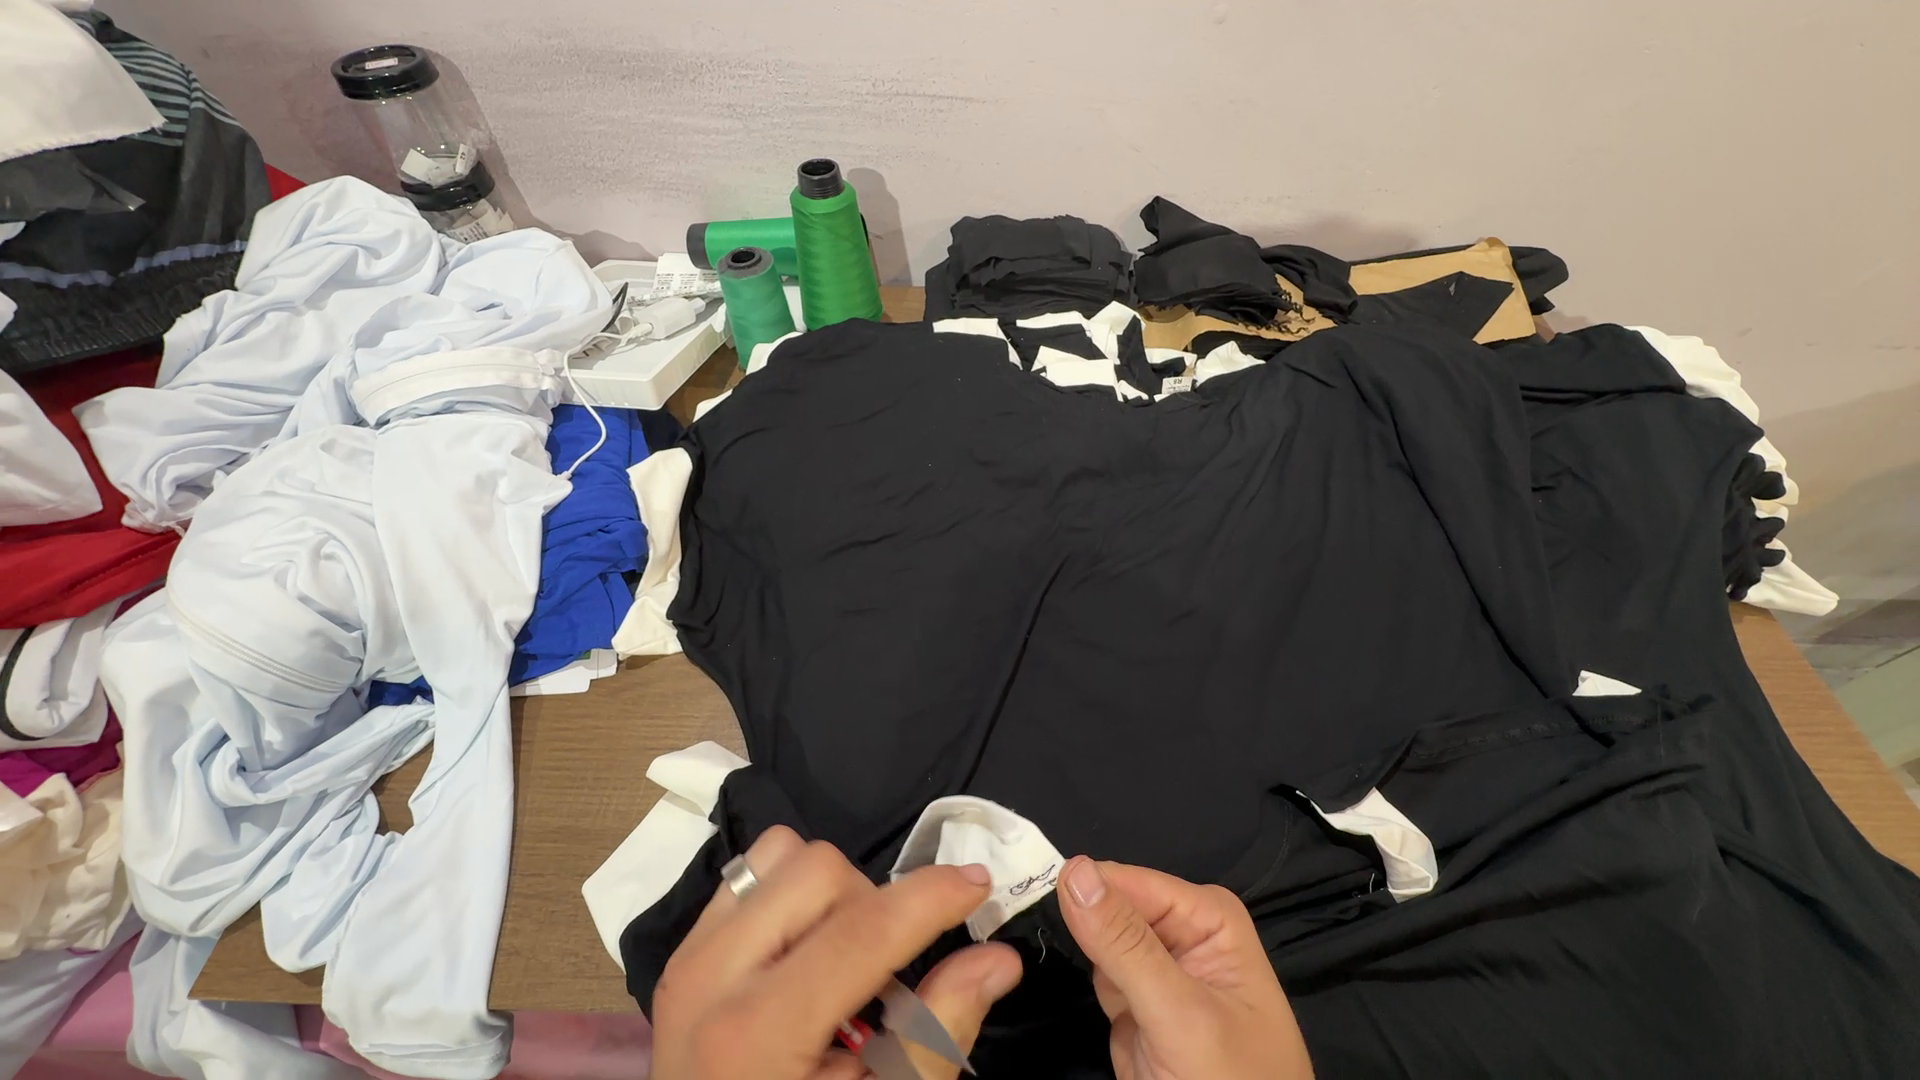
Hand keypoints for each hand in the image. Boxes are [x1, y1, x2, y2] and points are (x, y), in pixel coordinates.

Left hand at [651, 826, 1024, 1079]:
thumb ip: (938, 1033)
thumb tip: (999, 959)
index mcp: (756, 1031)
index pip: (861, 931)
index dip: (930, 898)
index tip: (979, 885)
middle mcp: (711, 974)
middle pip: (819, 869)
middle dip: (873, 905)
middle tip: (884, 971)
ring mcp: (689, 953)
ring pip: (781, 854)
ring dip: (830, 891)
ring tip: (840, 957)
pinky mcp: (684, 946)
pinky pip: (750, 870)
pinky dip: (792, 889)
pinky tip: (802, 949)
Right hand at [1058, 856, 1313, 1079]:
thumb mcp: (1180, 1014)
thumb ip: (1124, 943)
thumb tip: (1072, 868)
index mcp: (1204, 914)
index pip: (1125, 880)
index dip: (1081, 891)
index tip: (1037, 905)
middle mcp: (1181, 929)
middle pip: (1108, 905)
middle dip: (1089, 936)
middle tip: (1099, 976)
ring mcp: (1158, 967)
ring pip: (1097, 940)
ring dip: (1094, 970)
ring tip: (1127, 1009)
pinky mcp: (1138, 1001)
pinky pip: (1099, 976)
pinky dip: (1100, 998)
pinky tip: (1124, 1022)